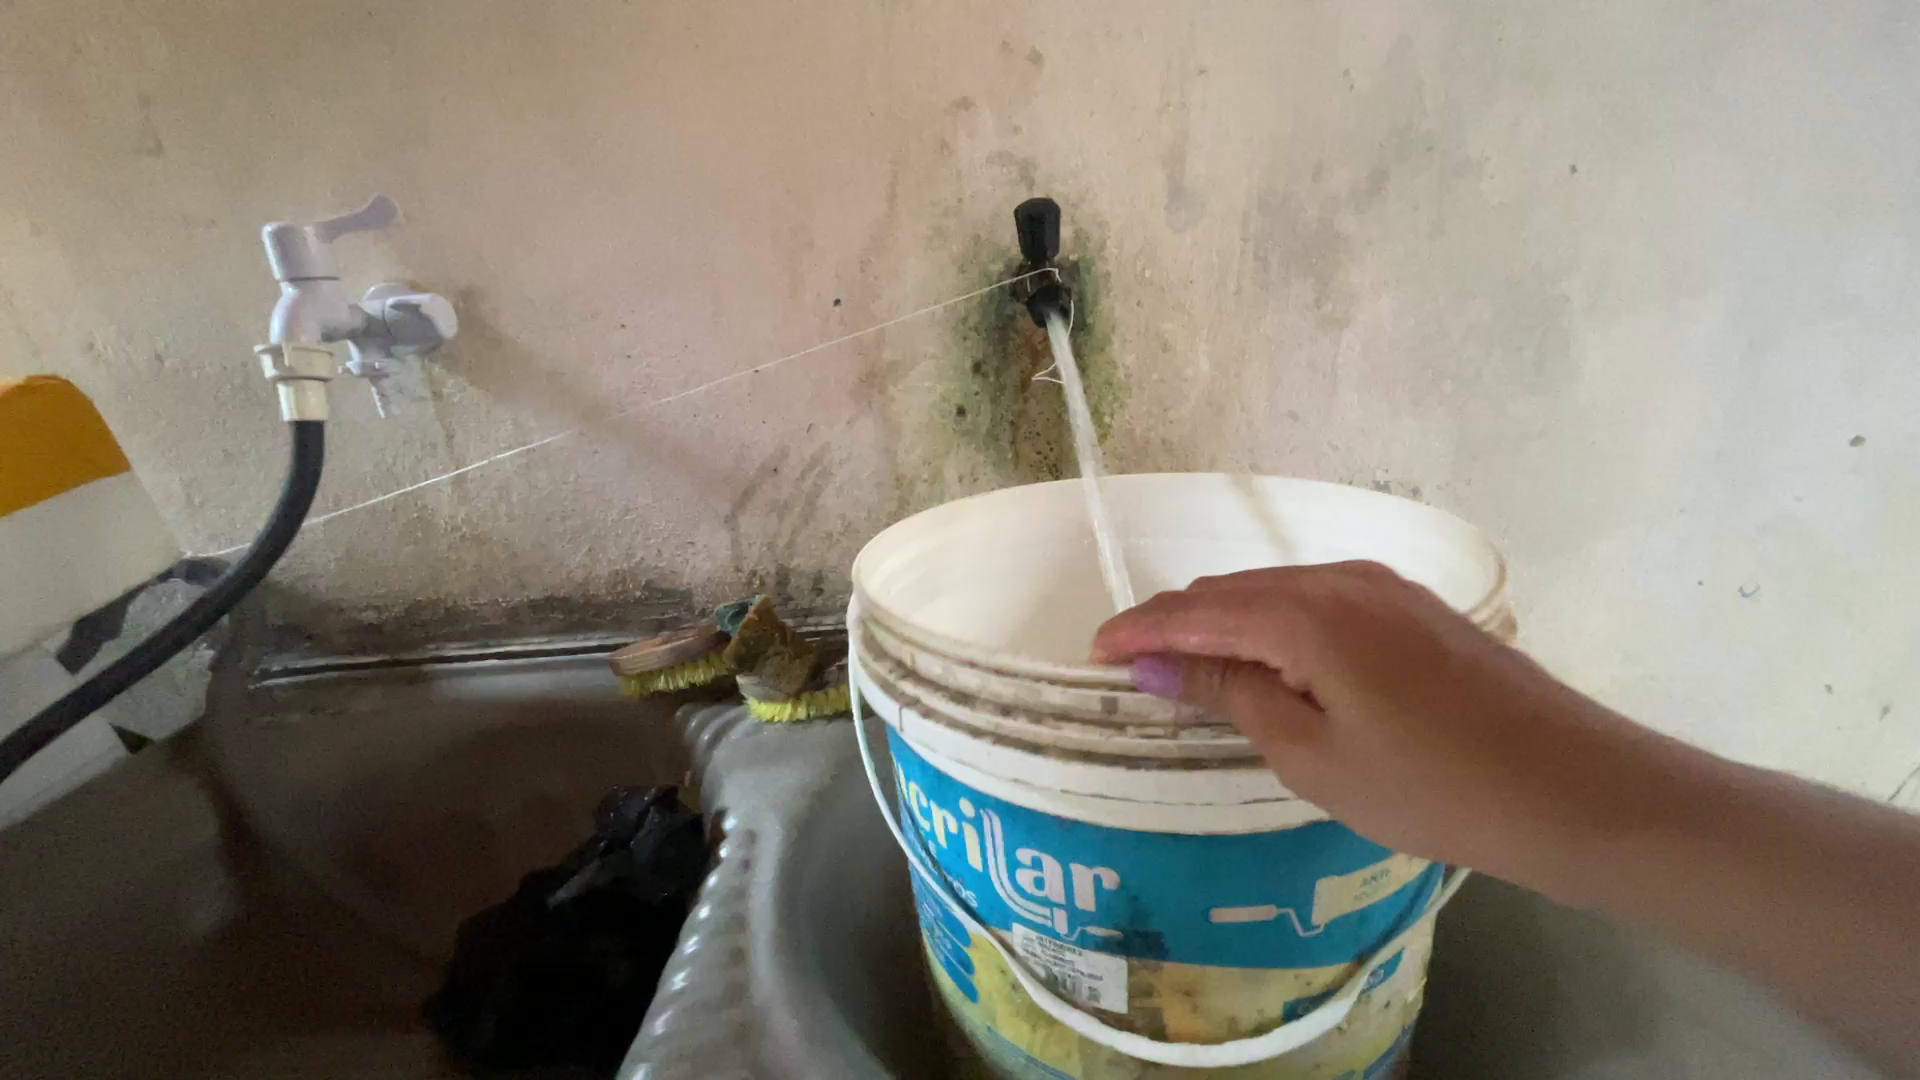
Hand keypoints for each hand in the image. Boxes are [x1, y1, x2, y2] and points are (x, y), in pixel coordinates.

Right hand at [1090, 561, 1688, 877]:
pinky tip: (1265, 659)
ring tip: (1190, 669)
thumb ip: (1227, 693)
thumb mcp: (1309, 753)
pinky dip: (1269, 624)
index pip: (1192, 611)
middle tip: (1137, 671)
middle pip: (1226, 591)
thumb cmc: (1430, 788)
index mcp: (1303, 614)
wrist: (1581, 792)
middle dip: (1173, 625)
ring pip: (1268, 592)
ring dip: (1220, 624)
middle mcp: (1335, 579)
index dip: (1135, 632)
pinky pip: (1310, 600)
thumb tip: (1155, 665)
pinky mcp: (1407, 604)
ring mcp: (1378, 586)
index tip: (1092, 654)